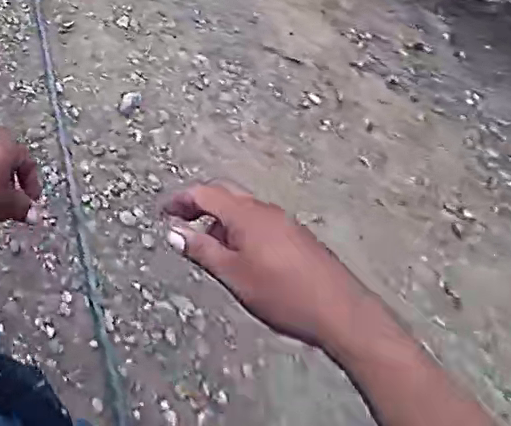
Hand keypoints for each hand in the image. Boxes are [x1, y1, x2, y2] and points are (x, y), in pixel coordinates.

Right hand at [160, 181, 389, 351]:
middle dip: (200, 204)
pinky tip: (247, 257)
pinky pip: (262, 222)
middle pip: (224, 193)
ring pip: (244, 209)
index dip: (179, 200)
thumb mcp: (232, 274)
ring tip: (214, 248)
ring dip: (222, 220)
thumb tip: (173, 231)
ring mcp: (285, 222)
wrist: (346, 317)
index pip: (202, 193)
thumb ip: (200, 249)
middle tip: (184, 221)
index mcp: (244, 213)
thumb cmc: (285, 295)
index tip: (164, 212)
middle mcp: (264, 209)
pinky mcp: (300, 238)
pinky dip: (244, 230)